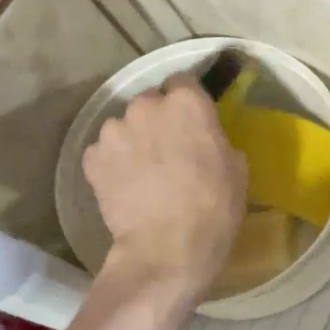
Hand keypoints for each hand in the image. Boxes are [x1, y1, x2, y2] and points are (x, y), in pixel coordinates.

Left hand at [83, 73, 247, 299]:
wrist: (167, 248)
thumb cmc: (215, 207)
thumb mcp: (237, 169)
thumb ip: (216, 140)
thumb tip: (204, 138)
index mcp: (187, 103)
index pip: (184, 80)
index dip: (190, 100)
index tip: (195, 118)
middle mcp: (145, 107)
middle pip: (151, 102)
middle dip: (160, 119)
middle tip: (172, 148)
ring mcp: (113, 131)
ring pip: (126, 126)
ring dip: (136, 140)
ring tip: (147, 171)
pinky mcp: (92, 158)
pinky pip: (106, 152)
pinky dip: (115, 163)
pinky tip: (128, 185)